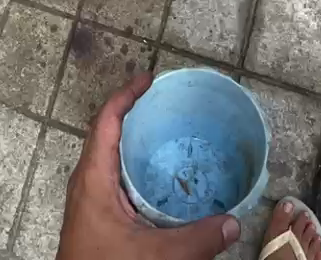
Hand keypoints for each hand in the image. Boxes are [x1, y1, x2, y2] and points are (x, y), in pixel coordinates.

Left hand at [56, 73, 241, 259]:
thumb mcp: (156, 257)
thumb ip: (197, 240)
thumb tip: (233, 223)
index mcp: (93, 177)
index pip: (105, 120)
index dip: (126, 94)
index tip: (150, 78)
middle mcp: (86, 181)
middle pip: (104, 131)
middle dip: (131, 110)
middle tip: (161, 100)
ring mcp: (88, 198)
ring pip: (107, 153)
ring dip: (130, 137)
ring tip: (160, 129)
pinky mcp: (93, 215)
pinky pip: (110, 174)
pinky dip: (130, 163)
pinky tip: (154, 176)